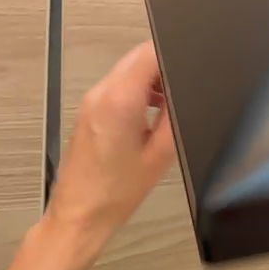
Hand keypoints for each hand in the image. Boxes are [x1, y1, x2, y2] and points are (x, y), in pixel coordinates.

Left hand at [43, 42, 174, 262]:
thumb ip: (175, 113)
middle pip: (136, 57)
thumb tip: (185, 90)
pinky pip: (116, 85)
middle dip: (162, 66)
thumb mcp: (162, 153)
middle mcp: (101, 93)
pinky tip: (149, 112)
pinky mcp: (87, 110)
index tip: (189, 68)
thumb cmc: (118, 193)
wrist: (79, 217)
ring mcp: (90, 100)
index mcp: (120, 100)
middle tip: (181, 89)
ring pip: (126, 69)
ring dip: (149, 77)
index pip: (149, 52)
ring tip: (167, 104)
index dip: (174, 53)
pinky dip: (135, 88)